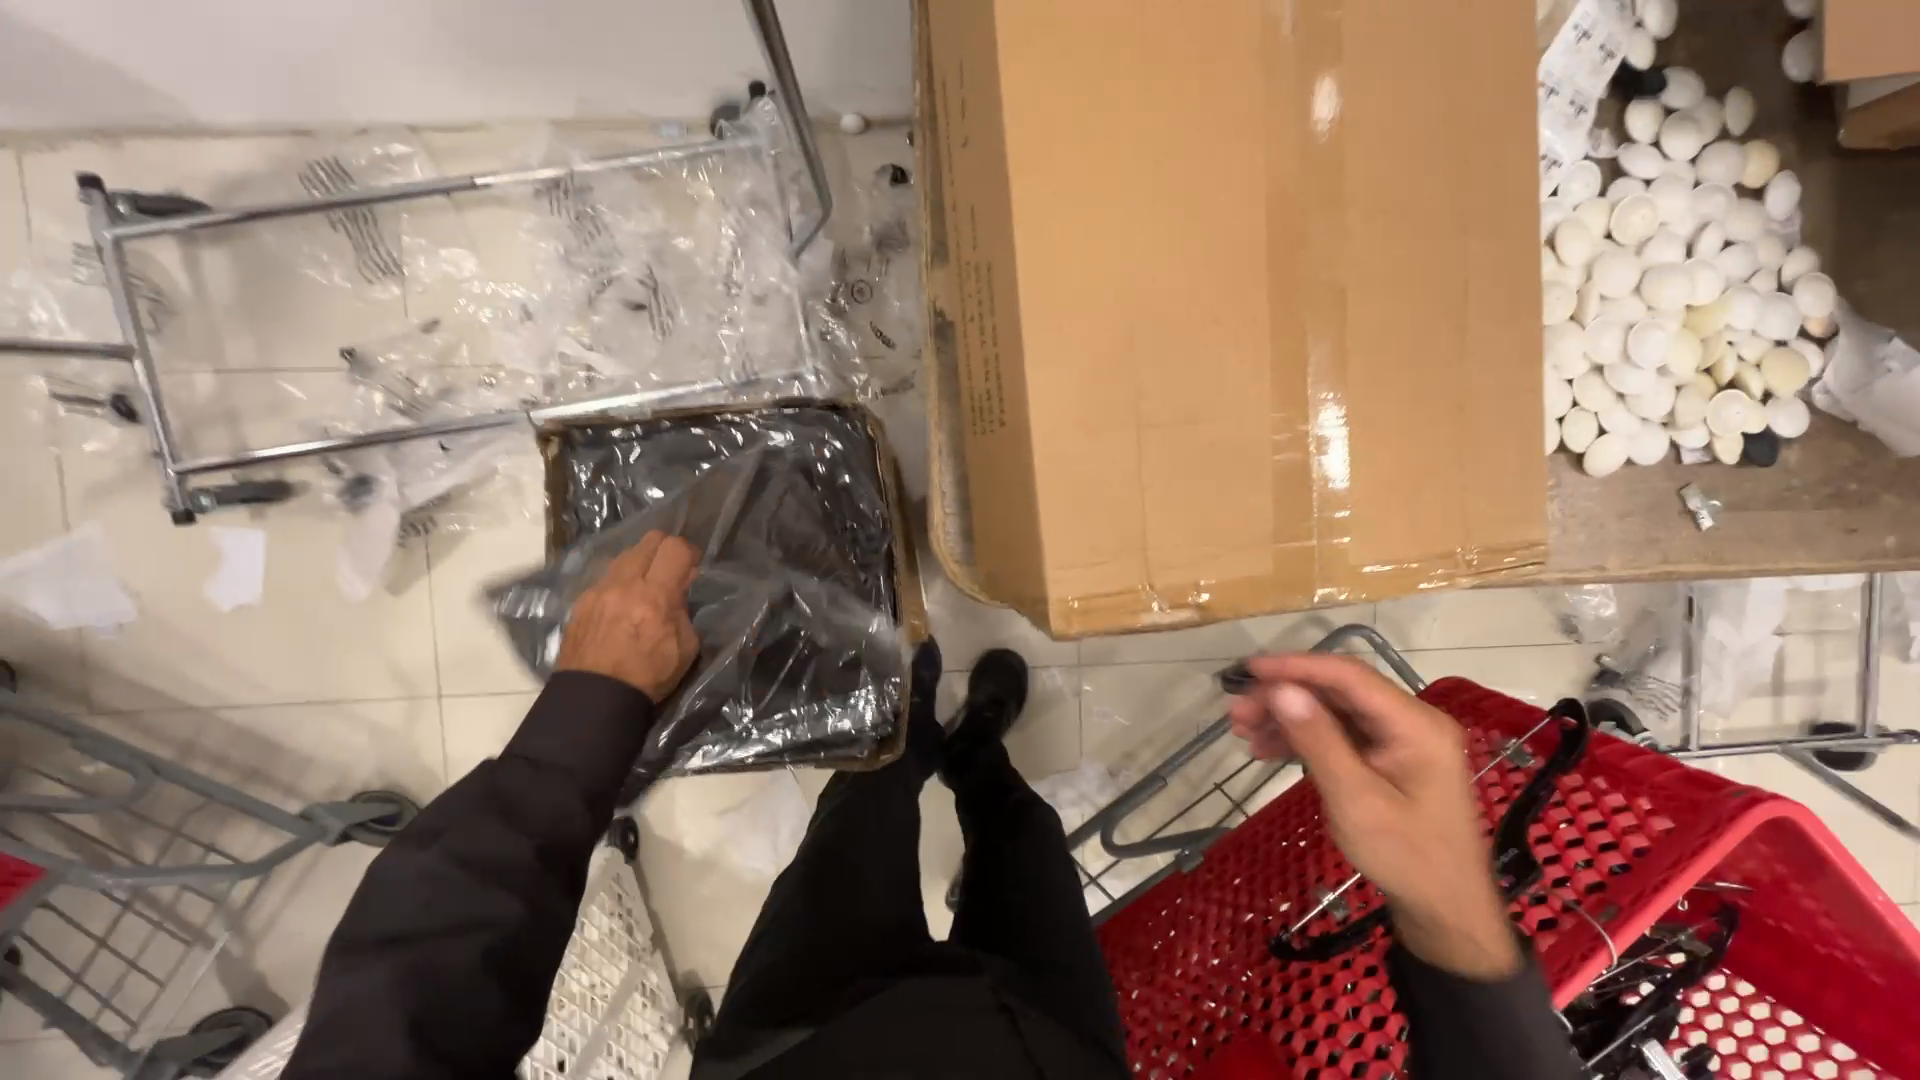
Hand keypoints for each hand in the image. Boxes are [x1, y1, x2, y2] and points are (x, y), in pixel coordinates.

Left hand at [556, 531, 701, 702]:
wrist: (595, 698)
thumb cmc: (649, 676)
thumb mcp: (686, 646)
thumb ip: (683, 611)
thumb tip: (678, 590)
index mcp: (655, 595)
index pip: (675, 547)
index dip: (689, 552)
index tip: (692, 568)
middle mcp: (624, 584)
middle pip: (649, 540)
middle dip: (665, 549)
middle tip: (671, 570)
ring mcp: (598, 590)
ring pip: (625, 555)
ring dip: (641, 563)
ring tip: (645, 586)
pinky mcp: (581, 601)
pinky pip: (606, 577)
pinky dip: (620, 582)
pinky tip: (622, 603)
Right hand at [1227, 653, 1520, 978]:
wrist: (1445, 911)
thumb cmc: (1406, 856)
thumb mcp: (1356, 800)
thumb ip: (1318, 740)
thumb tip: (1280, 689)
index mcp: (1415, 724)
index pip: (1348, 676)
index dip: (1296, 667)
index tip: (1250, 670)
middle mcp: (1409, 722)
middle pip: (1336, 692)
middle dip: (1284, 696)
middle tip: (1237, 712)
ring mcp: (1398, 741)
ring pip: (1332, 712)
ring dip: (1287, 717)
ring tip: (1242, 729)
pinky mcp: (1386, 759)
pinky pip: (1338, 735)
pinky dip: (1302, 738)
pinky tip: (1266, 749)